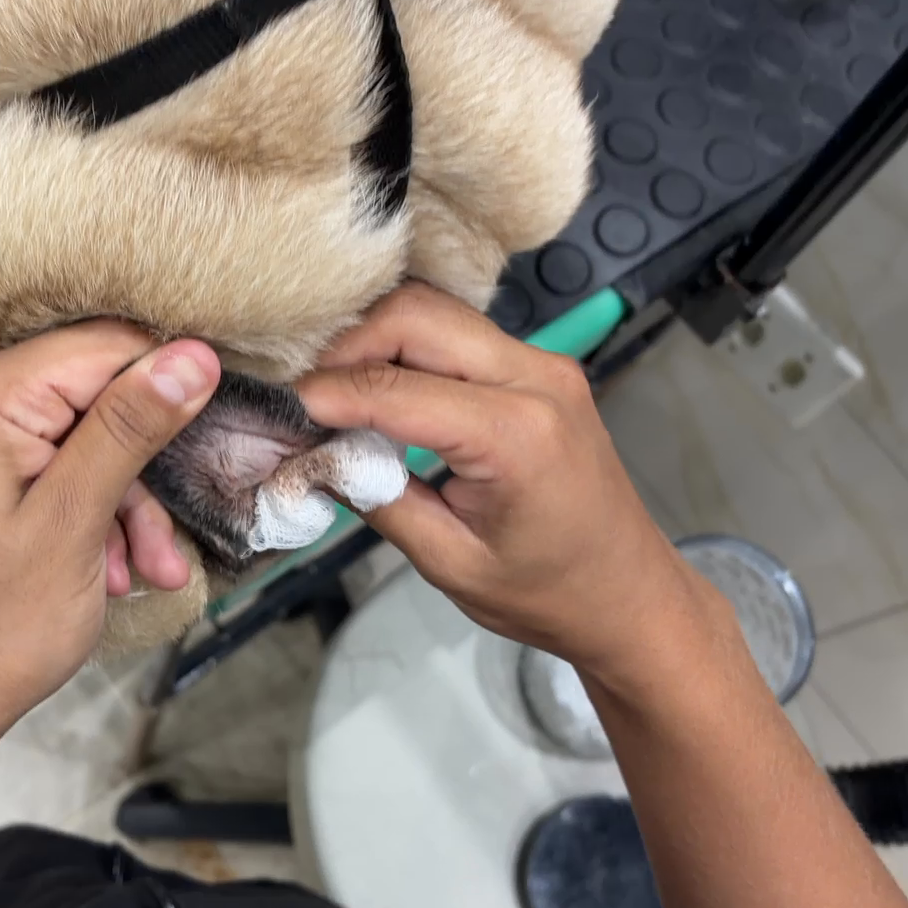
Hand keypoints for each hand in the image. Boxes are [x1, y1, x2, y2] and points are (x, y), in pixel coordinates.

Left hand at [0, 321, 219, 746]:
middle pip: (84, 400)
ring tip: (140, 571)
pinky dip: (76, 508)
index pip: (97, 349)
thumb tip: (192, 356)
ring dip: (115, 503)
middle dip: (135, 472)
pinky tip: (102, 566)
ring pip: (67, 438)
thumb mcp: (74, 523)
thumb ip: (131, 428)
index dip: (162, 388)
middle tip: (162, 547)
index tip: (206, 437)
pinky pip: (37, 463)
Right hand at [296, 284, 732, 691]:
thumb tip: (308, 456)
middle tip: (304, 397)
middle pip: (415, 316)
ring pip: (433, 312)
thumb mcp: (448, 561)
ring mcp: (541, 363)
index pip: (394, 387)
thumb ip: (375, 498)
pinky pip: (454, 333)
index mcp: (515, 434)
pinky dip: (402, 349)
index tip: (277, 410)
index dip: (324, 394)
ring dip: (372, 341)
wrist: (630, 595)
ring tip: (332, 392)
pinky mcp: (536, 367)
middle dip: (345, 346)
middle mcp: (534, 376)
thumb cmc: (544, 594)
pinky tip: (376, 387)